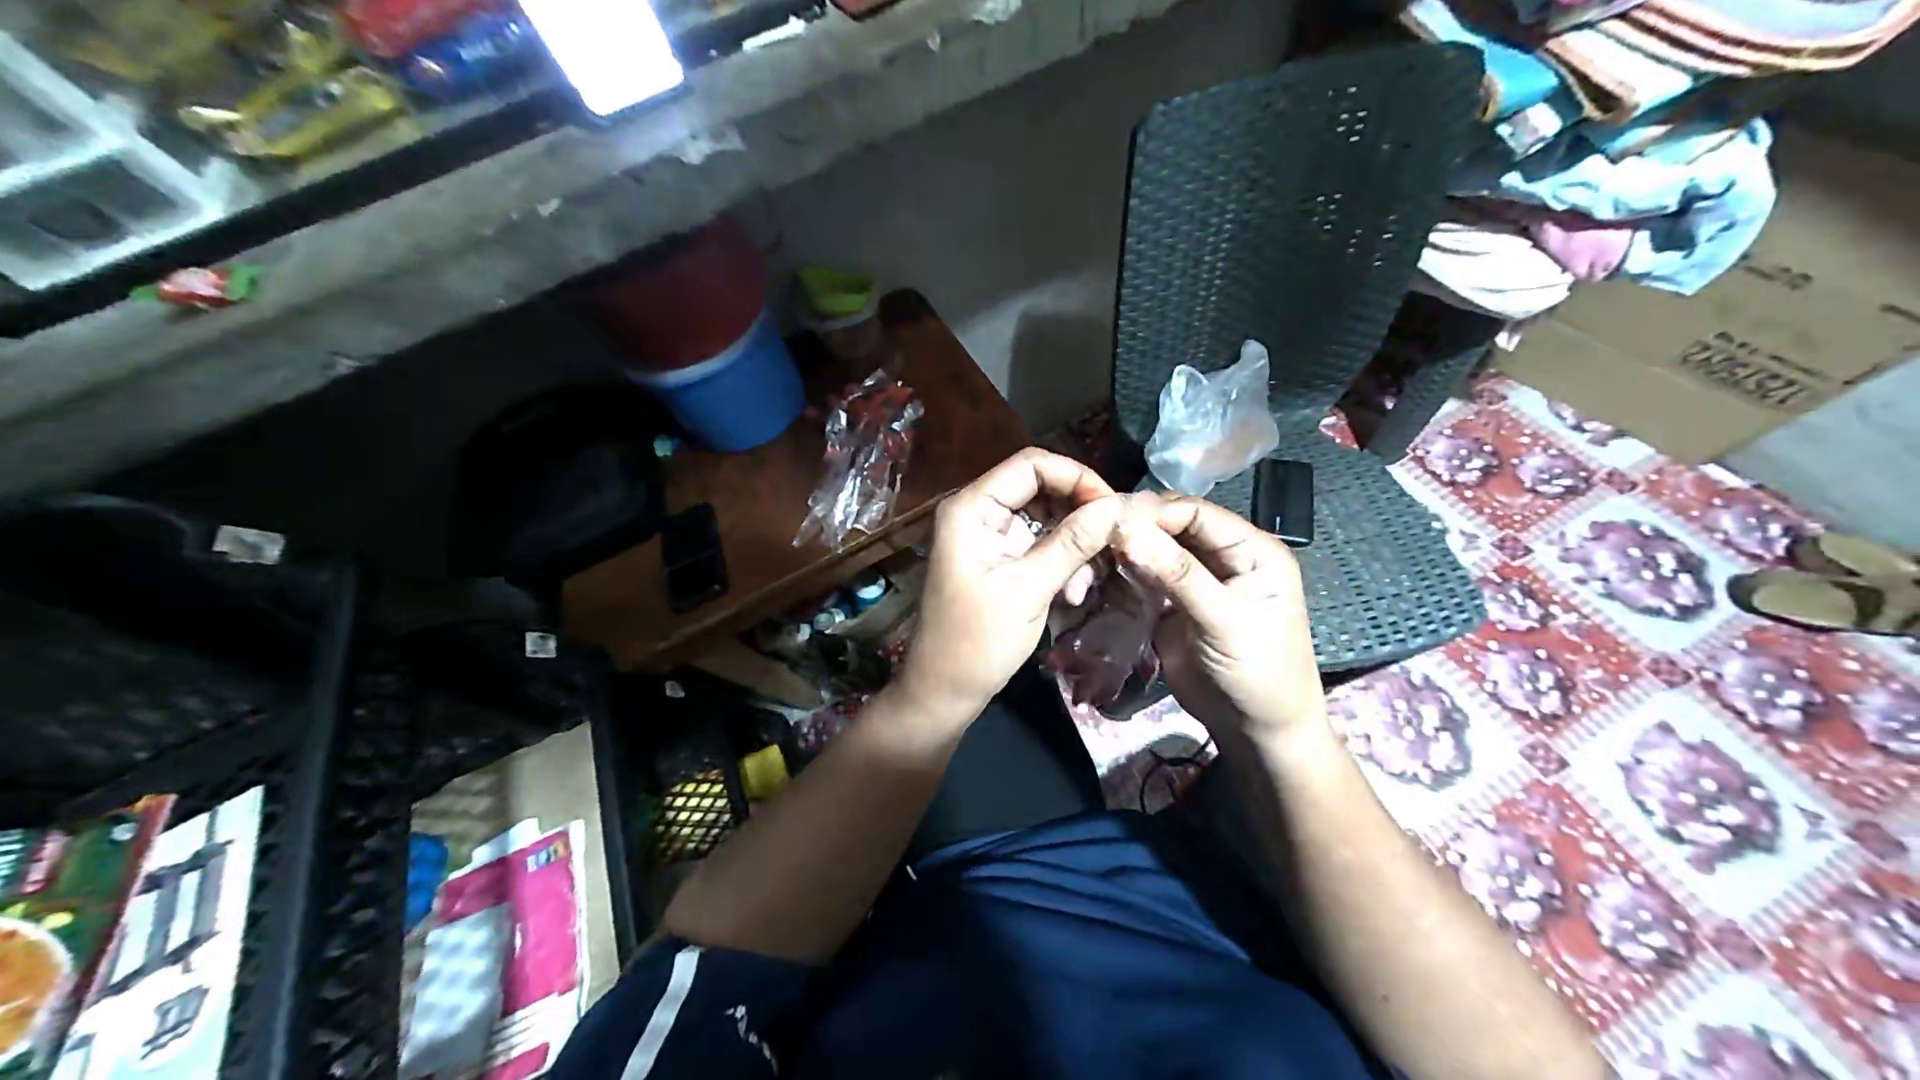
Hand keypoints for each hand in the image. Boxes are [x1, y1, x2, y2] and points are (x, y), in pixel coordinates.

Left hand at [897, 448, 1124, 719]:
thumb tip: (1116, 507)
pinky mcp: (1000, 560)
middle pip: (1041, 488)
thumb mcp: (1029, 589)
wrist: (944, 690)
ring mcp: (989, 537)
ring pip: (1046, 518)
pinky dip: (1062, 562)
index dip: (1076, 477)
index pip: (1031, 465)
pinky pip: (1040, 545)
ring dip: (1073, 544)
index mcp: (971, 509)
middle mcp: (978, 513)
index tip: (1112, 506)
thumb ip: (1071, 544)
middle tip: (1111, 541)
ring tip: (1085, 583)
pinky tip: (1072, 594)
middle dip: (1078, 513)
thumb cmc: (977, 641)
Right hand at [1113, 495, 1326, 745]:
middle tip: (1093, 536)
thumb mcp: (1225, 621)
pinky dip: (1122, 576)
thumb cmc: (1259, 674)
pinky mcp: (1171, 605)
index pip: (1195, 513)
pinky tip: (1099, 576)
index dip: (1153, 512)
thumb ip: (1177, 574)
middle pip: (1170, 527)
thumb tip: (1128, 531)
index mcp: (1250, 549)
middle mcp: (1221, 557)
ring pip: (1153, 551)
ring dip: (1124, 552)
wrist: (1256, 731)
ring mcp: (1194, 581)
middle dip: (1135, 529)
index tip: (1109, 519)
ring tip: (1090, 555)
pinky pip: (1142, 579)